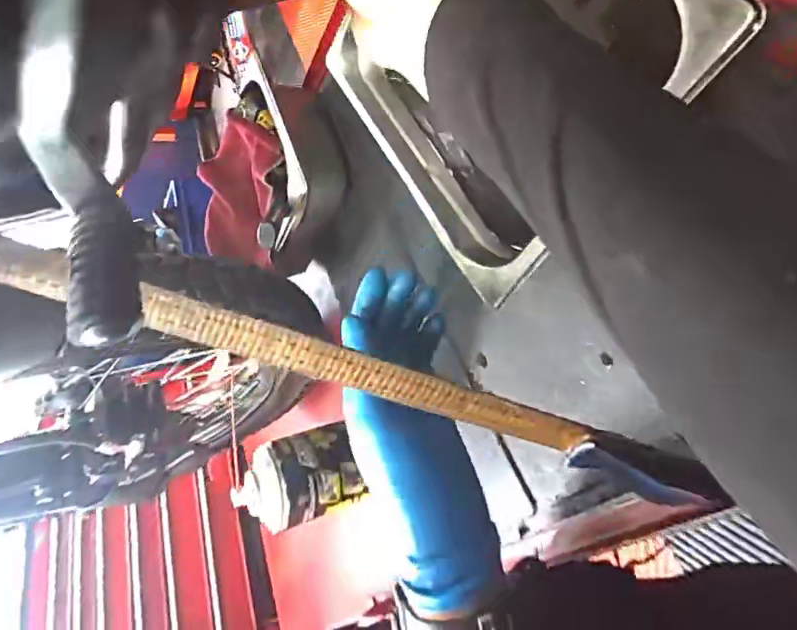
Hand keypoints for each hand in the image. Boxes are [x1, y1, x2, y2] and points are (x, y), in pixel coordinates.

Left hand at [341, 268, 504, 619]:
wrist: (442, 520)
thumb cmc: (404, 476)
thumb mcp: (379, 423)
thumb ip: (367, 373)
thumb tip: (354, 323)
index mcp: (361, 388)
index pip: (361, 335)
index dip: (369, 303)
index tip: (380, 277)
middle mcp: (380, 384)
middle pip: (384, 332)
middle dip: (393, 303)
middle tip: (408, 278)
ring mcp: (406, 391)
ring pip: (405, 340)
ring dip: (412, 314)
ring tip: (425, 292)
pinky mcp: (429, 398)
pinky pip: (425, 357)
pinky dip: (429, 336)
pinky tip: (436, 320)